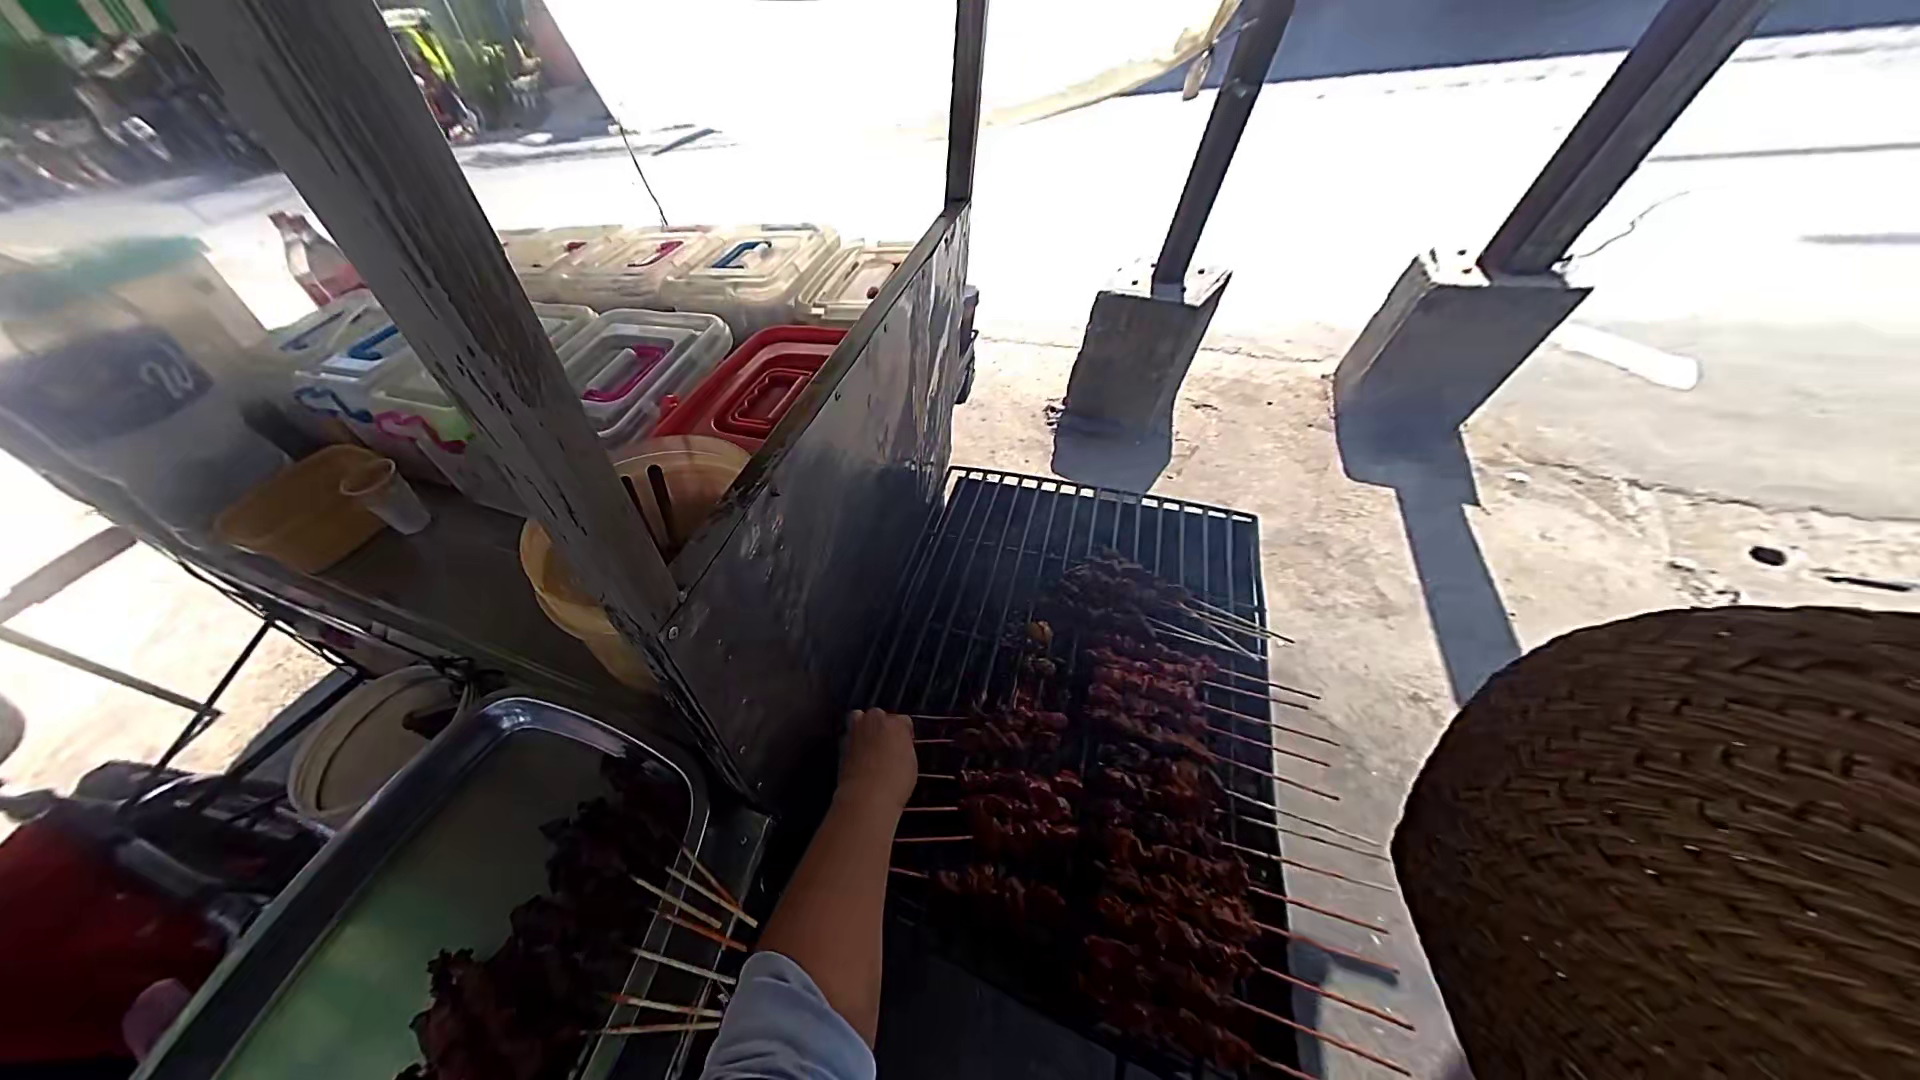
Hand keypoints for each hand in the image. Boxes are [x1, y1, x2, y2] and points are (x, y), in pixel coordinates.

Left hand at [837, 708, 917, 813]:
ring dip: (863, 727)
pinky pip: (849, 735)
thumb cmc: (896, 782)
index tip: (903, 745)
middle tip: (885, 744)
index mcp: (897, 724)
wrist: (866, 795)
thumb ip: (904, 747)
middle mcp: (875, 720)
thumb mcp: (911, 763)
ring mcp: (856, 730)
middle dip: (881, 726)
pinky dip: (853, 741)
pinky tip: (857, 756)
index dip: (904, 734)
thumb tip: (898, 746)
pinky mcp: (841, 742)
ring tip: (868, 745)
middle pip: (879, 715)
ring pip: (859, 719)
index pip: (903, 721)